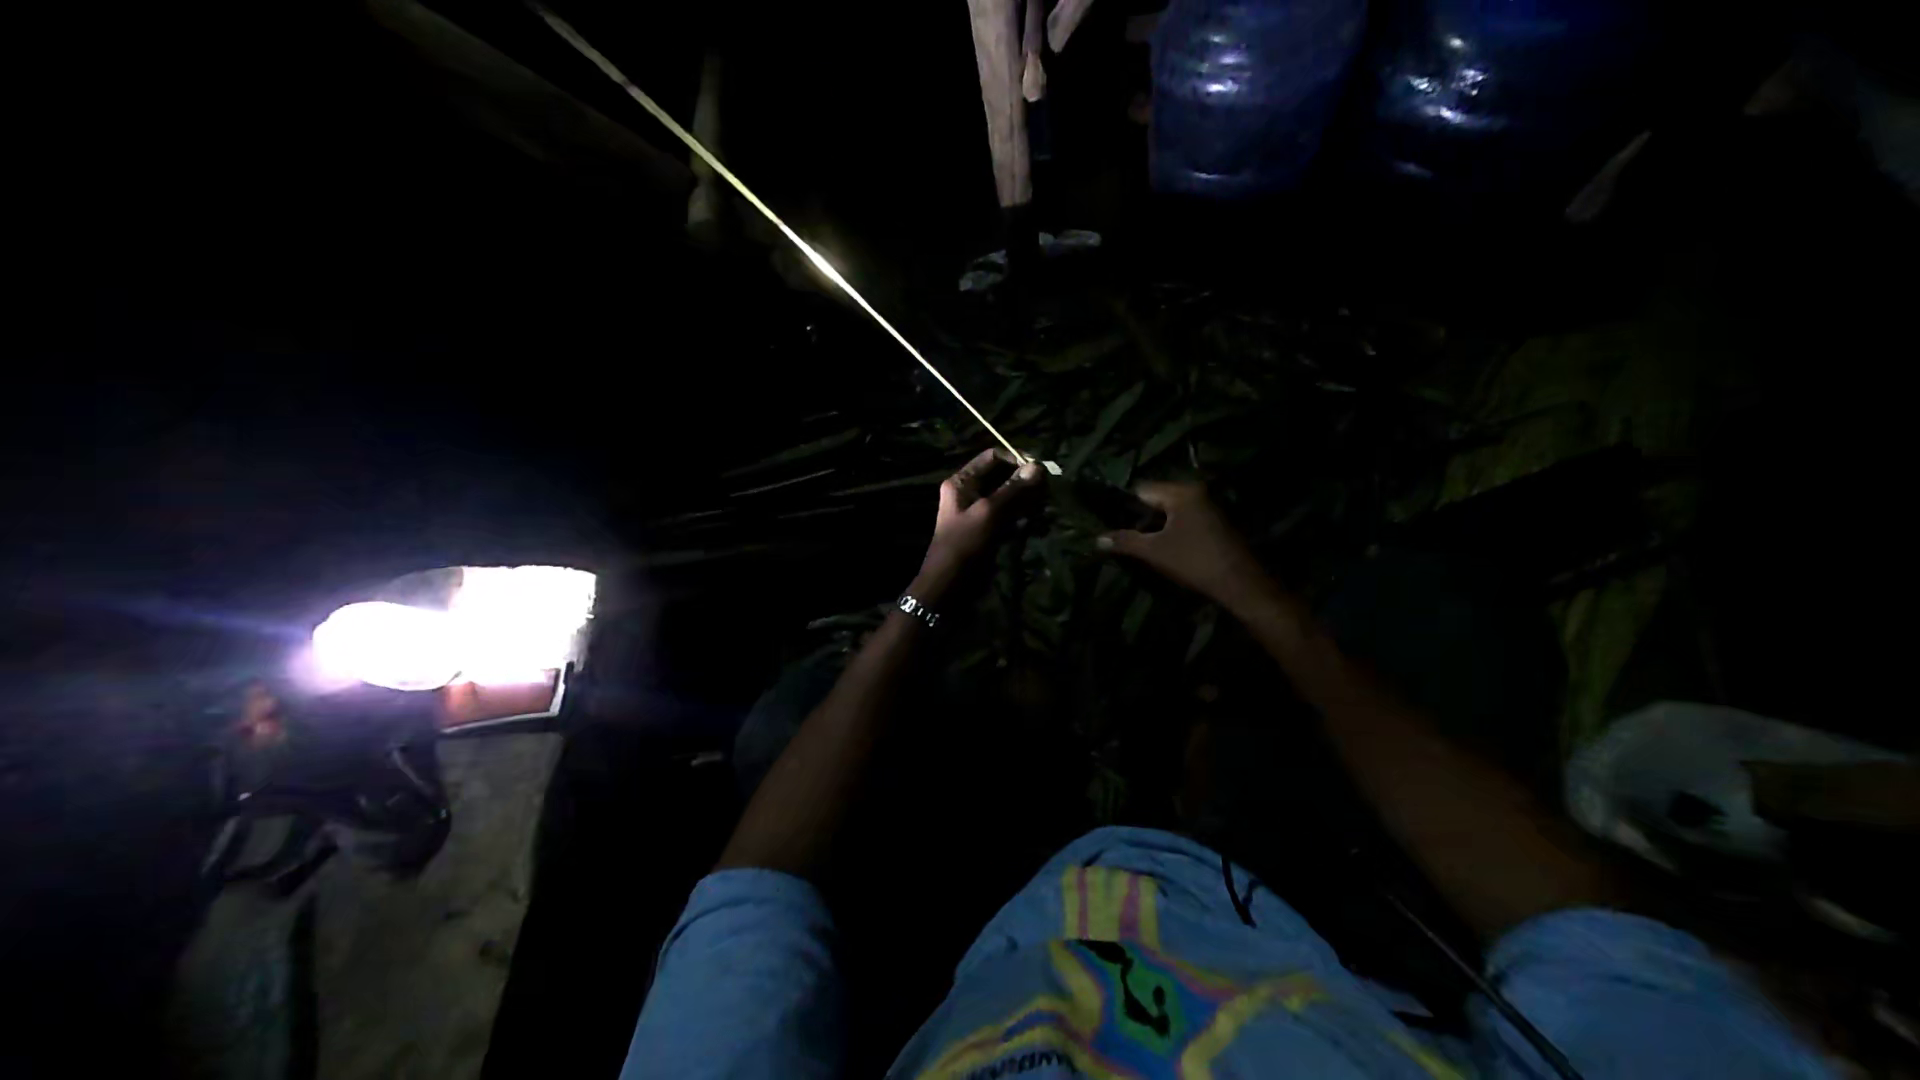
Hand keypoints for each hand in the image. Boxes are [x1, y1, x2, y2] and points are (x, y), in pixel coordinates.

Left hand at [923, 448, 1044, 575]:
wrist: (950, 586)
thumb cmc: (964, 545)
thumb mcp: (988, 513)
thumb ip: (1013, 489)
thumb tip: (1037, 467)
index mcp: (963, 482)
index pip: (992, 457)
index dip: (1015, 459)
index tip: (1039, 469)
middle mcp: (971, 493)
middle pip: (1005, 477)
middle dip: (1027, 484)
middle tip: (1047, 493)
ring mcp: (982, 513)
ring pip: (1012, 498)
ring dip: (1030, 503)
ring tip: (1045, 511)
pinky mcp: (991, 531)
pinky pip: (1012, 518)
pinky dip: (1026, 519)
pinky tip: (1040, 526)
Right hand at [1097, 482, 1273, 609]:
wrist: (1239, 583)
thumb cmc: (1194, 562)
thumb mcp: (1154, 552)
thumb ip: (1125, 541)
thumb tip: (1097, 538)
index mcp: (1182, 493)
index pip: (1143, 490)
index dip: (1124, 505)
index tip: (1108, 518)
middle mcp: (1196, 493)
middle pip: (1157, 498)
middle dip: (1139, 515)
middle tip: (1121, 531)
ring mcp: (1208, 507)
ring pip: (1171, 509)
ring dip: (1155, 523)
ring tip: (1138, 539)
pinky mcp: (1215, 522)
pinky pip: (1184, 518)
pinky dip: (1171, 528)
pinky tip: (1162, 544)